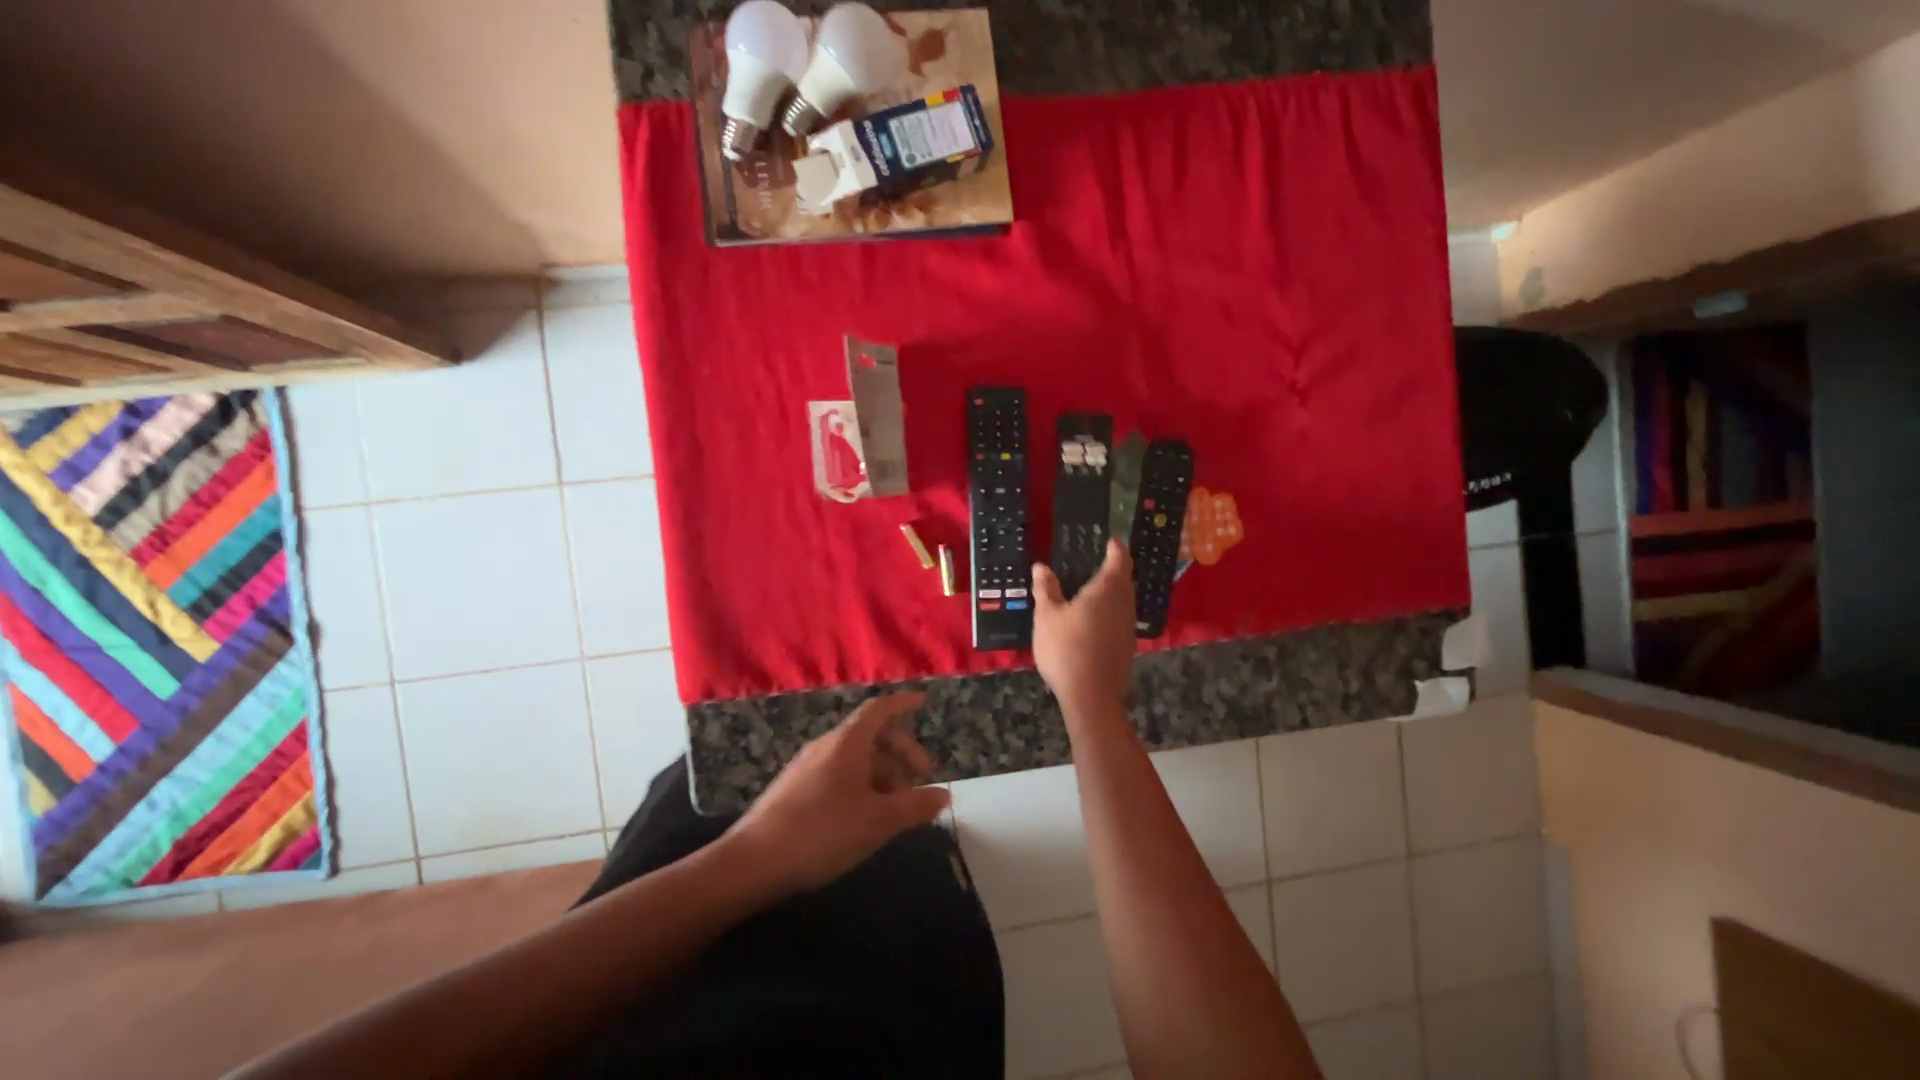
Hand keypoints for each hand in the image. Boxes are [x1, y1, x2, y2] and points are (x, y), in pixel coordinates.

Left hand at [725, 692, 949, 896]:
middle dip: (900, 752)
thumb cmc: (823, 831)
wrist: (753, 862)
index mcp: (847, 743)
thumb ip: (915, 805)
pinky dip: (860, 787)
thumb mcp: (879, 821)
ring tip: (896, 809)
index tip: (923, 701)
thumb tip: (944, 794)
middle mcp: (826, 746)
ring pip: (854, 759)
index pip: (879, 709)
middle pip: (870, 735)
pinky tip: (864, 820)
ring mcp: (806, 768)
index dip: (903, 703)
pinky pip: (837, 776)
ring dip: (882, 775)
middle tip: (921, 780)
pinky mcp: (793, 791)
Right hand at [1032, 539, 1136, 715]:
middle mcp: (1123, 604)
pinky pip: (1121, 618)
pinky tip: (1095, 619)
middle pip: (1125, 580)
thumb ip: (1046, 589)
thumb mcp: (1046, 616)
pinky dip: (1111, 611)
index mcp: (1106, 590)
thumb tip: (1041, 566)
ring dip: (1114, 591)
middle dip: (1115, 568)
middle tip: (1099, 560)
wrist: (1091, 696)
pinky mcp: (1127, 646)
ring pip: (1125, 600)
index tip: (1109, 540)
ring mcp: (1128, 626)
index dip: (1115, 547)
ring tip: (1094, 588)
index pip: (1118, 559)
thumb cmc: (1066, 649)